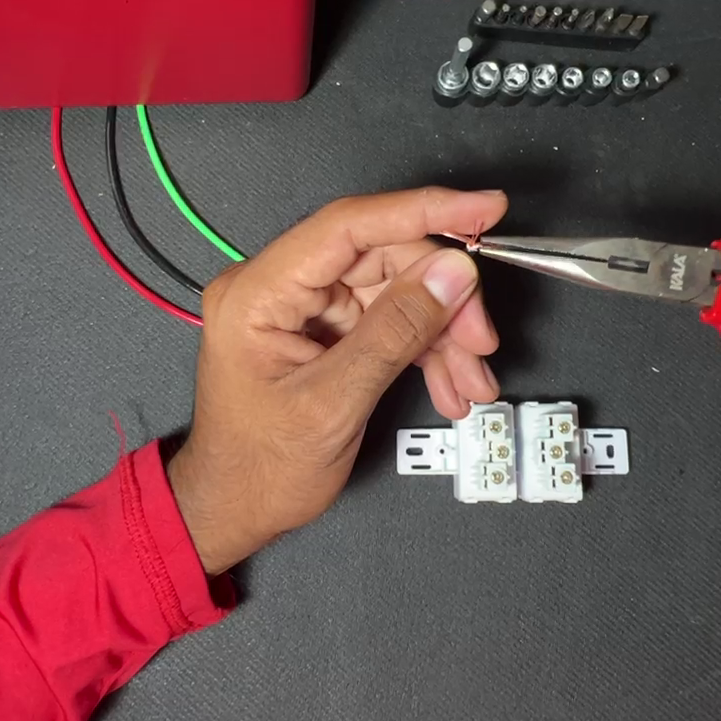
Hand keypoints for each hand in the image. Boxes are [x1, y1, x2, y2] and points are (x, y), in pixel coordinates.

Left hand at [168, 188, 508, 572]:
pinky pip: (389, 321)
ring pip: (396, 291)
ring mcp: (306, 308)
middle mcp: (281, 287)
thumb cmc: (260, 470)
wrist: (234, 511)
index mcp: (259, 292)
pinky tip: (450, 384)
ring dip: (443, 334)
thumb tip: (452, 272)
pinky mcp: (327, 330)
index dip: (423, 210)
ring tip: (469, 382)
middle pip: (383, 259)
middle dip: (443, 299)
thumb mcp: (333, 403)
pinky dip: (426, 350)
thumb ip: (394, 333)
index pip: (349, 225)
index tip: (486, 209)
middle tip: (481, 342)